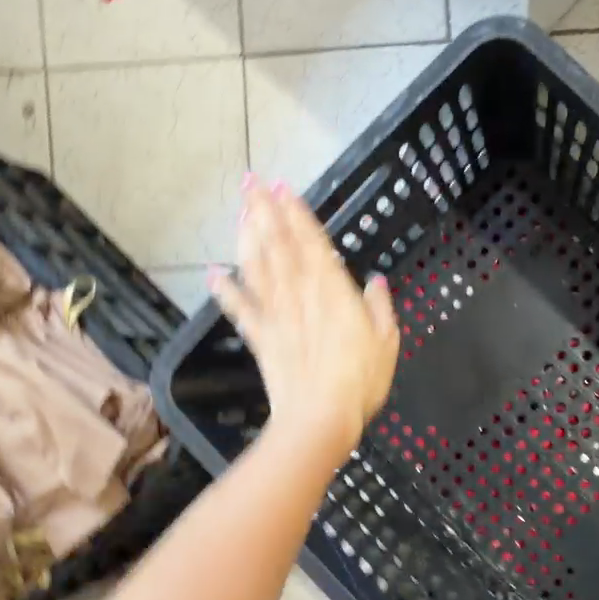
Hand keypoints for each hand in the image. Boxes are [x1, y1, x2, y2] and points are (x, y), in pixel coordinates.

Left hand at [212, 178, 399, 458]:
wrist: (320, 418)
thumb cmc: (359, 380)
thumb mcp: (387, 341)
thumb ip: (380, 307)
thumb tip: (375, 281)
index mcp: (332, 290)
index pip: (310, 241)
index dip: (295, 212)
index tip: (282, 186)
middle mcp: (299, 294)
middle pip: (278, 245)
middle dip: (263, 211)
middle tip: (249, 181)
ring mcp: (276, 315)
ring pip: (257, 267)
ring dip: (246, 237)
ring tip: (239, 212)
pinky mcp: (260, 338)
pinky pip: (239, 308)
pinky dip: (224, 289)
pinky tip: (212, 272)